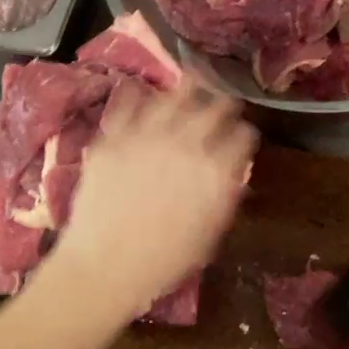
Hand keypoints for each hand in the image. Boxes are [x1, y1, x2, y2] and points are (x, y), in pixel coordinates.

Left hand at [50, 84, 255, 311]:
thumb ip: (223, 198)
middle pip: (213, 110)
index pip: (242, 138)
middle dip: (222, 105)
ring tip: (192, 83)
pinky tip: (143, 91)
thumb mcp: (208, 235)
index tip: (242, 136)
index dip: (244, 136)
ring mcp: (147, 136)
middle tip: (223, 102)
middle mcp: (186, 144)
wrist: (104, 265)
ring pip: (174, 99)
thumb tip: (233, 176)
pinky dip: (138, 97)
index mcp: (216, 171)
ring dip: (187, 92)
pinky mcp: (113, 137)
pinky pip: (128, 106)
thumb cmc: (162, 262)